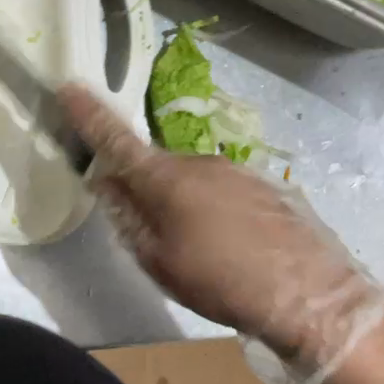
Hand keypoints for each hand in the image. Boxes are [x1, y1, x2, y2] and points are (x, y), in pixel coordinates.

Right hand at [59, 85, 383, 383]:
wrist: (314, 296)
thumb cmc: (221, 283)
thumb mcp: (158, 260)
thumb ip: (127, 218)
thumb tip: (106, 183)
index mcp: (165, 180)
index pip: (116, 139)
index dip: (89, 115)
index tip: (69, 87)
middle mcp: (199, 163)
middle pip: (154, 166)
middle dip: (142, 187)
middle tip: (147, 232)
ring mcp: (236, 171)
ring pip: (189, 179)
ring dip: (181, 202)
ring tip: (197, 249)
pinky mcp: (265, 185)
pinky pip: (221, 189)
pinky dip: (212, 208)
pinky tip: (229, 245)